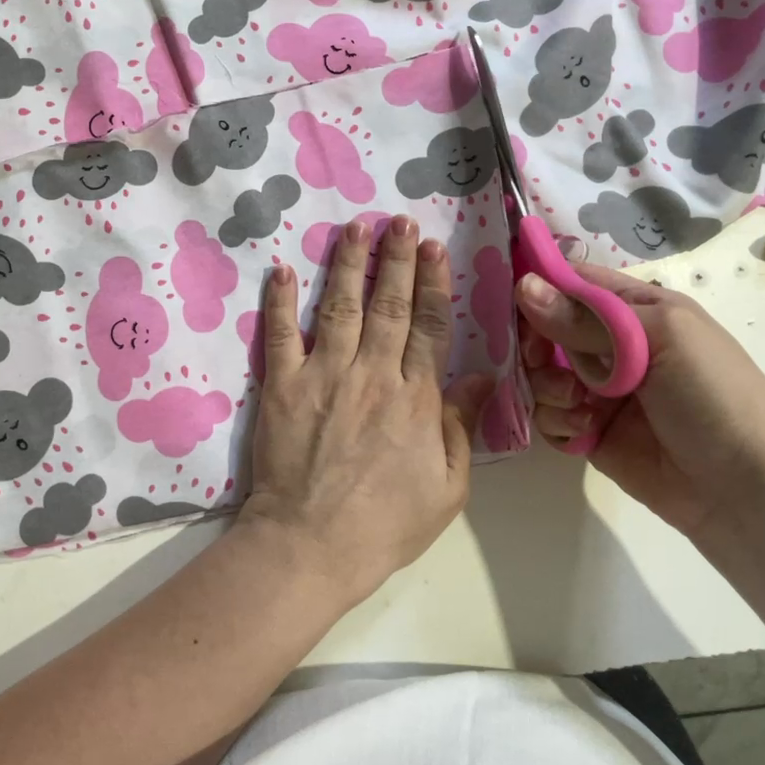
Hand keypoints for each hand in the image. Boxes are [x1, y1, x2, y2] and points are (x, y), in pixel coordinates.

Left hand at [239, 215, 493, 603]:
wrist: (312, 543)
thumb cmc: (385, 524)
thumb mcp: (448, 487)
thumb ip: (461, 425)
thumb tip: (485, 376)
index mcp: (415, 398)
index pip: (429, 326)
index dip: (433, 284)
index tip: (435, 248)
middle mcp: (371, 374)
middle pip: (388, 305)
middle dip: (394, 259)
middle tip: (398, 221)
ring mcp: (323, 375)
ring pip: (340, 307)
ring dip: (347, 264)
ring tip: (353, 227)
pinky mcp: (281, 385)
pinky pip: (280, 334)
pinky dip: (280, 300)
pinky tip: (282, 269)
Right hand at [514, 265, 764, 536]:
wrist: (746, 490)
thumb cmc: (716, 397)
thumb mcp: (659, 338)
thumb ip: (585, 316)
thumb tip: (521, 286)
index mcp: (635, 310)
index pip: (570, 281)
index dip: (535, 285)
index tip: (507, 298)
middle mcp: (611, 345)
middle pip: (542, 328)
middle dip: (535, 343)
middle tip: (540, 360)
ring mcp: (597, 389)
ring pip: (538, 373)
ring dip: (547, 387)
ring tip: (578, 404)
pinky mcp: (587, 430)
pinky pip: (546, 415)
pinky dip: (557, 421)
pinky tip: (585, 432)